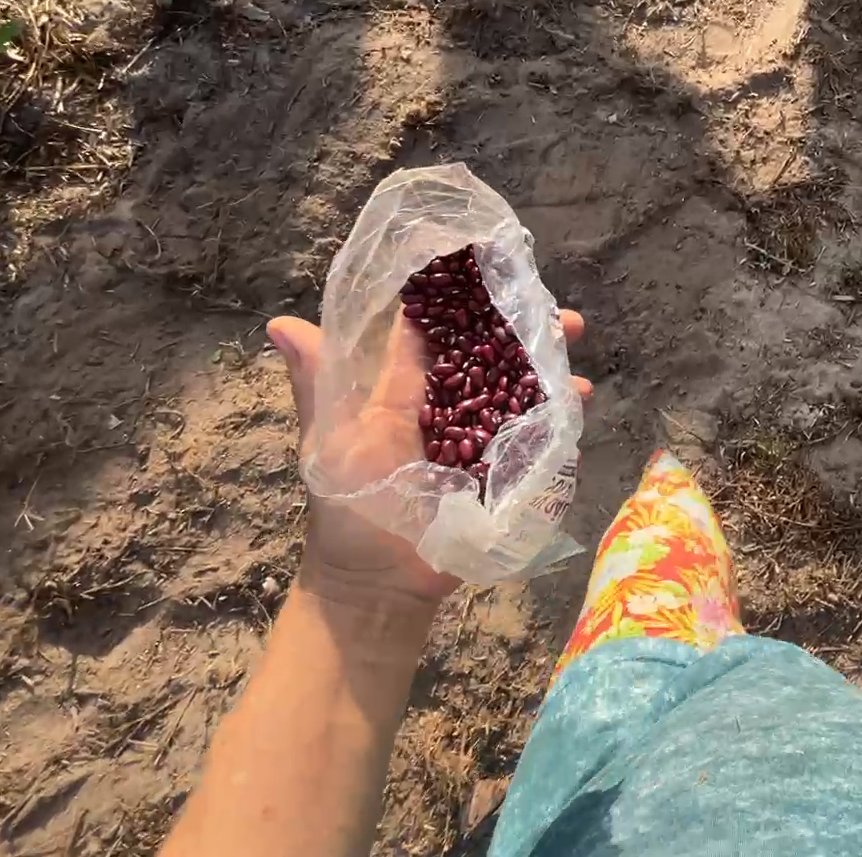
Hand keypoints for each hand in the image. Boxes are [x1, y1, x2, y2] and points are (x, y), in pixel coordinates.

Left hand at [266, 310, 591, 609]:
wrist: (381, 581)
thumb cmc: (351, 507)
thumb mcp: (332, 441)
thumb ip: (323, 384)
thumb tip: (280, 321)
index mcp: (413, 386)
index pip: (451, 332)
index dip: (479, 303)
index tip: (512, 279)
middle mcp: (458, 402)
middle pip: (504, 357)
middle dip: (539, 336)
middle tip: (569, 324)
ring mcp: (490, 435)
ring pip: (532, 393)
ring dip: (561, 379)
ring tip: (581, 382)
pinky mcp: (512, 467)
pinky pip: (544, 438)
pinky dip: (565, 423)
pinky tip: (580, 414)